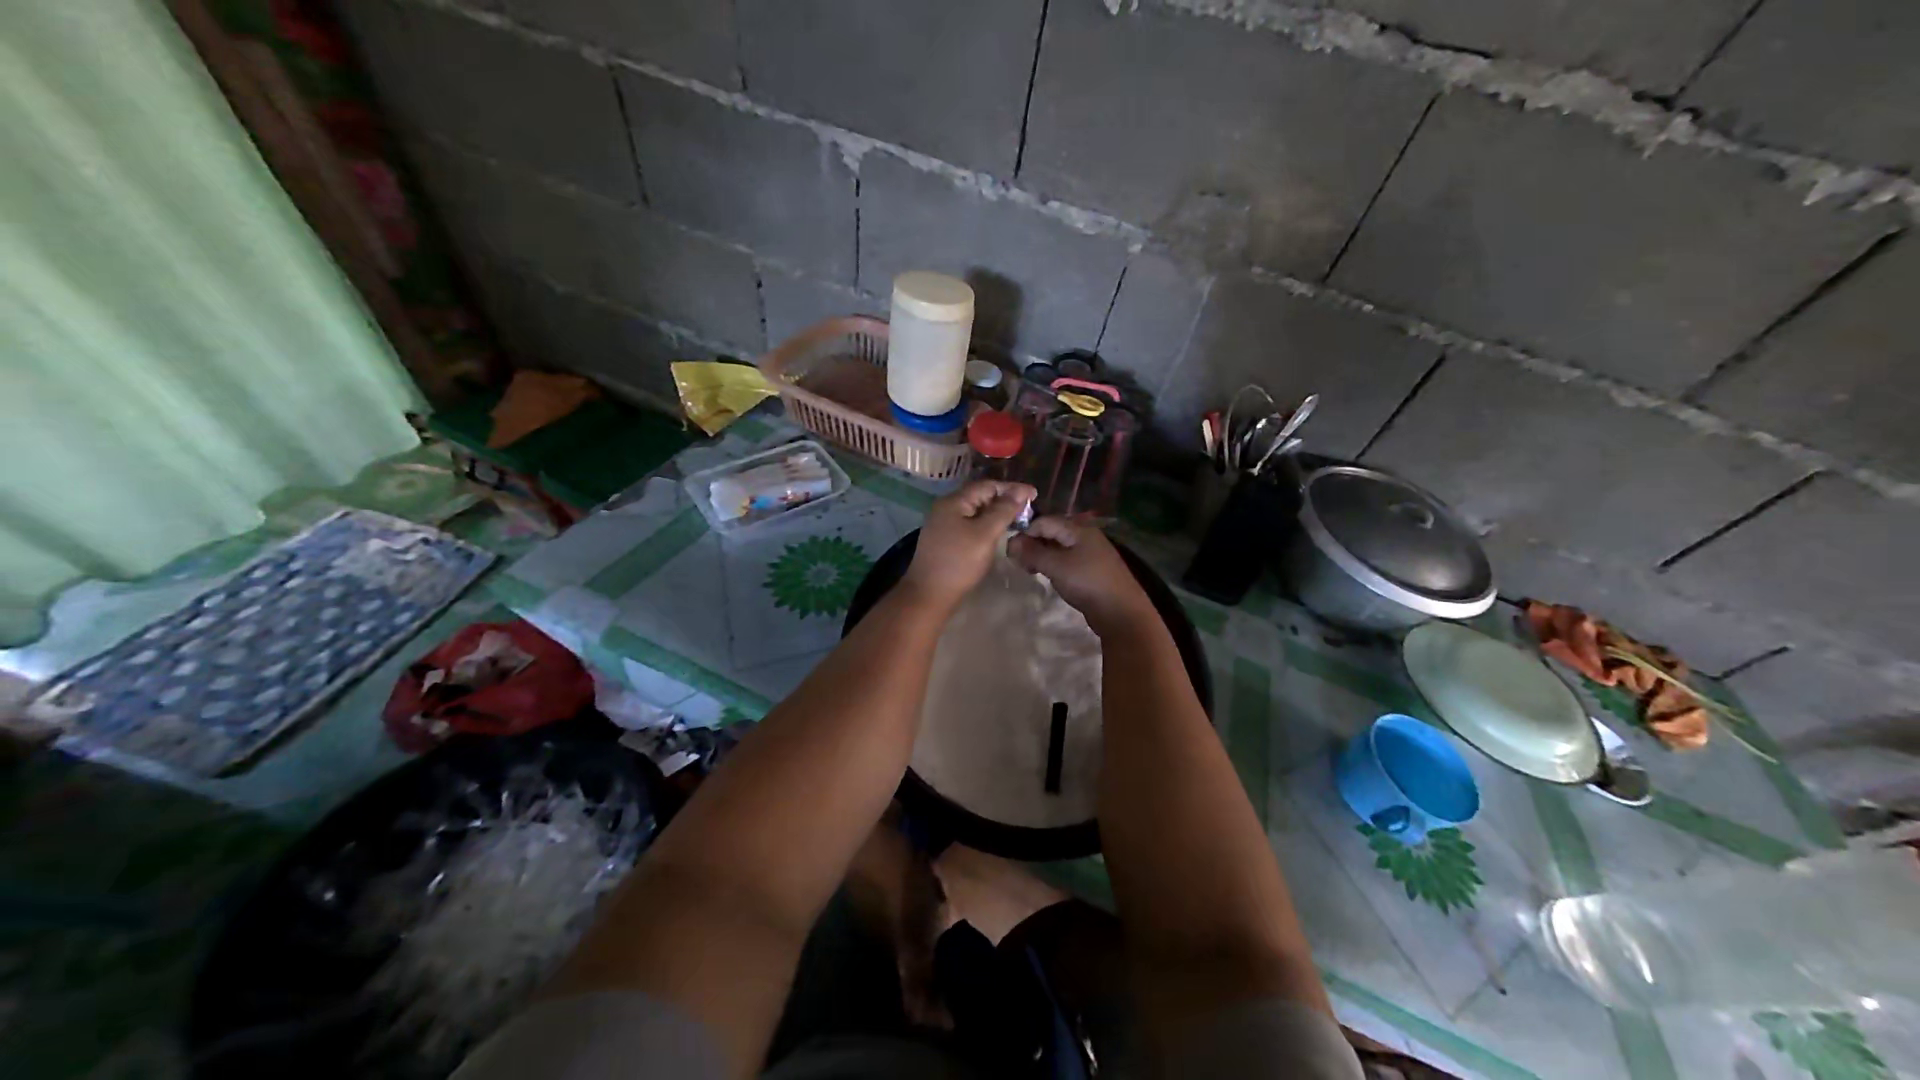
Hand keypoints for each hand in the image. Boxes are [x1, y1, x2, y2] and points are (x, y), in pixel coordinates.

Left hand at [901, 480, 1036, 610]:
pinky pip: (970, 525)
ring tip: (1018, 520)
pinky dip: (986, 525)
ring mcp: (944, 525)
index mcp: (954, 502)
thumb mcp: (985, 534)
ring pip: (975, 512)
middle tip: (1029, 509)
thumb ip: (1003, 510)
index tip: (1035, 496)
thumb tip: (1020, 491)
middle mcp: (946, 508)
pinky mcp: (945, 540)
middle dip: (1005, 500)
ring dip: (997, 513)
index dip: (1012, 488)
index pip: (987, 486)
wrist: (929, 595)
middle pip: (980, 496)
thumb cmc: (959, 563)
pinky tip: (998, 533)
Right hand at [1007, 517, 1154, 633]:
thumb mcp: (1056, 566)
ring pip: (1059, 547)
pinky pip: (1067, 560)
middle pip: (1052, 532)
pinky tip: (1047, 576)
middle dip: (1033, 544)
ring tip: (1030, 570)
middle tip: (1019, 562)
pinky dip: (1054, 565)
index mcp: (1079, 529)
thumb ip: (1032, 552)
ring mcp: (1091, 553)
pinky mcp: (1092, 569)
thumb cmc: (1087, 583)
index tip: (1011, 552)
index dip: (1025, 533)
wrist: (1121, 612)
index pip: (1044, 521)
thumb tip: (1011, 542)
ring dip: (1042, 555)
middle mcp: (1086, 536)